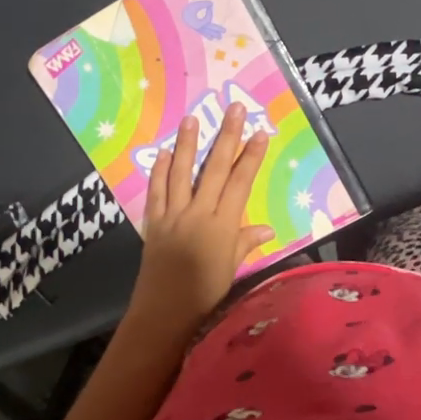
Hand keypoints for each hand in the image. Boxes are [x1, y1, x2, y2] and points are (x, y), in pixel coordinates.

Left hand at [126, 104, 274, 334]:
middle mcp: (199, 213)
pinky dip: (160, 170)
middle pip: (215, 168)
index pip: (241, 182)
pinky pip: (157, 191)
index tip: (260, 132)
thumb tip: (266, 228)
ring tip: (193, 119)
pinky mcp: (154, 222)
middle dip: (226, 137)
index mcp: (222, 225)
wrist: (165, 311)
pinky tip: (163, 153)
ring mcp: (174, 215)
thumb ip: (245, 243)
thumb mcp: (232, 269)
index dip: (251, 156)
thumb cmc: (205, 294)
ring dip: (188, 144)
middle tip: (233, 108)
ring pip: (182, 172)